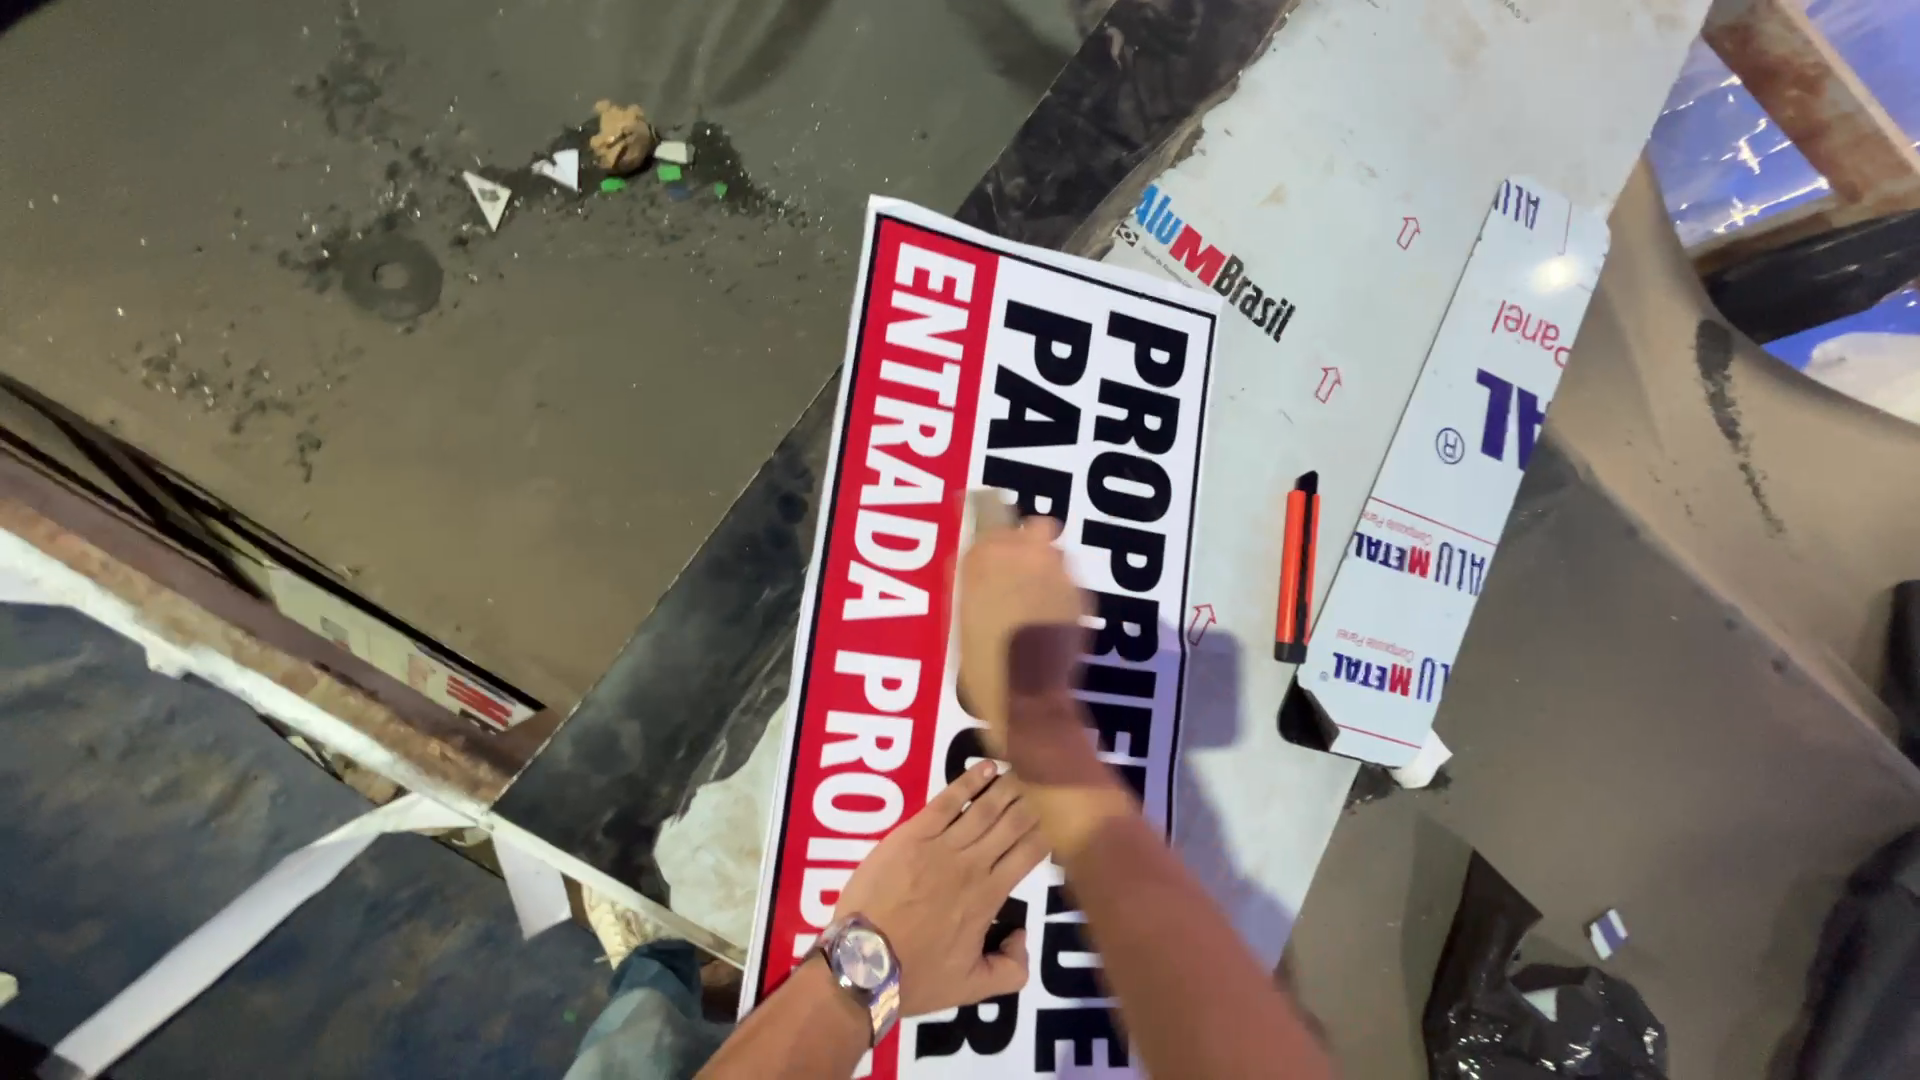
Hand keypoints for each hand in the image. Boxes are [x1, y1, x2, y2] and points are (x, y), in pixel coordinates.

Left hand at [834, 760, 1047, 1015]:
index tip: (1058, 815)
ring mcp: (942, 844)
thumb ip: (1010, 970)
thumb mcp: (971, 988)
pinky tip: (986, 767)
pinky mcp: (913, 832)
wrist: (862, 960)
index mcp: (989, 896)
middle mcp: (973, 863)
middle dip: (1032, 801)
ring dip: (1007, 787)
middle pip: (1012, 822)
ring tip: (1022, 771)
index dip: (1047, 831)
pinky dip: (969, 781)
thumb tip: (1022, 936)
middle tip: (1045, 784)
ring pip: (985, 807)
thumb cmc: (916, 975)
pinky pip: (948, 800)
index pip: (1029, 853)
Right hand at [957, 514, 1089, 756]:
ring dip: (1044, 564)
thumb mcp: (958, 619)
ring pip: (1055, 551)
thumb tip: (969, 558)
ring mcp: (1060, 574)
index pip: (990, 510)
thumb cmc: (982, 663)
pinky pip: (1069, 580)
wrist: (1026, 696)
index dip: (986, 516)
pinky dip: (1059, 590)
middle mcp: (1027, 554)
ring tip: (1031, 596)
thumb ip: (966, 580)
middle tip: (1010, 570)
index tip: (981, 525)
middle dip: (1024, 543)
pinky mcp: (1081, 596)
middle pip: (1033, 526)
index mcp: (988, 556)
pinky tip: (1047, 616)